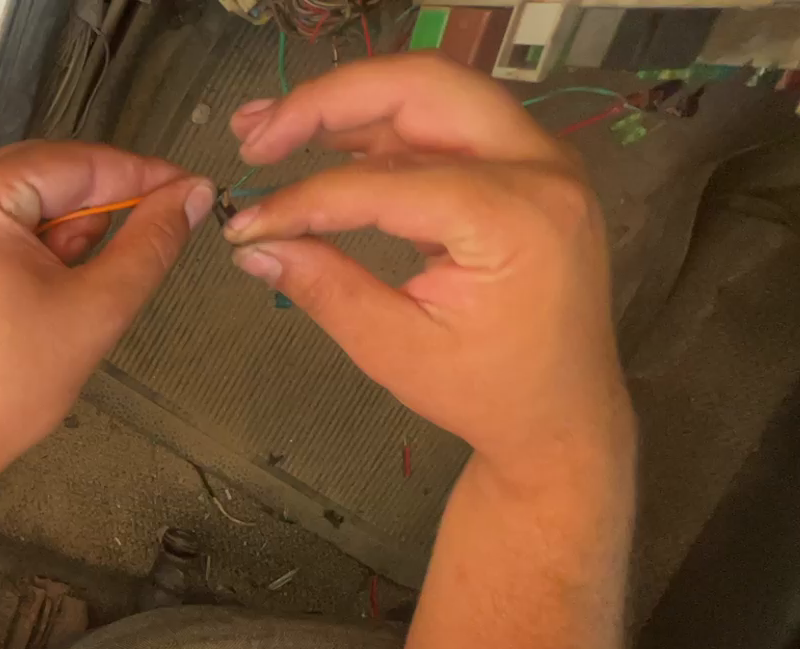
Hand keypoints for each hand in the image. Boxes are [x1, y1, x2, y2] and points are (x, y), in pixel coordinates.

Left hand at [0, 140, 214, 490]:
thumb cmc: (4, 389)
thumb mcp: (95, 310)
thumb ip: (151, 244)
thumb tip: (190, 196)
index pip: (76, 162)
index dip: (141, 176)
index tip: (186, 191)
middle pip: (46, 181)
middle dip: (96, 216)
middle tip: (132, 253)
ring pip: (23, 215)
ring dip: (63, 245)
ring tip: (69, 302)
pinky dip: (31, 262)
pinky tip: (40, 308)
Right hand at [222, 54, 630, 477]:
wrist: (558, 409)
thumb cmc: (480, 388)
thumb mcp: (391, 347)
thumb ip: (323, 288)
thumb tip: (252, 249)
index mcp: (511, 217)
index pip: (382, 183)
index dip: (300, 200)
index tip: (242, 226)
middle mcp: (537, 164)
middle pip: (419, 88)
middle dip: (324, 103)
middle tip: (252, 136)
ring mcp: (535, 158)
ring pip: (431, 93)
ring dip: (346, 104)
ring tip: (269, 126)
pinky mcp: (519, 168)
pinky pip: (441, 127)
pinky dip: (376, 130)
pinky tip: (323, 142)